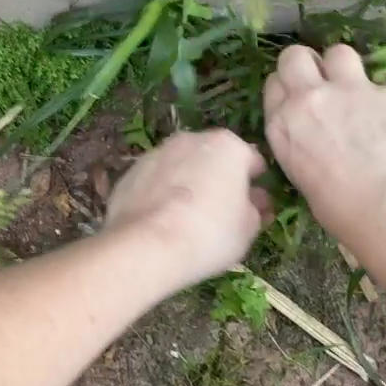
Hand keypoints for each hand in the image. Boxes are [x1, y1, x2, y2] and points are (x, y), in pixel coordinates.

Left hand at [102, 129, 268, 286]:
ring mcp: (156, 153)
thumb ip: (255, 208)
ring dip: (188, 183)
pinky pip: (155, 181)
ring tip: (188, 218)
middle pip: (213, 158)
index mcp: (227, 146)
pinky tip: (161, 220)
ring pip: (181, 167)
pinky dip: (160, 194)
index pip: (251, 160)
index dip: (255, 182)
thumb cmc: (210, 233)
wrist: (146, 246)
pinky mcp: (130, 172)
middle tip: (222, 211)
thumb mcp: (248, 228)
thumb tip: (255, 201)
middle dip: (219, 179)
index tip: (255, 203)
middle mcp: (190, 140)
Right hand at [263, 44, 385, 240]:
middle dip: (308, 65)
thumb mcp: (301, 176)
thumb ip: (302, 143)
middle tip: (324, 83)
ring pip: (340, 53)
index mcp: (283, 124)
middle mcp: (310, 98)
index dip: (288, 88)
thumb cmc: (341, 211)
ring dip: (347, 70)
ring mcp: (353, 89)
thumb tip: (317, 139)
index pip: (274, 83)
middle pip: (296, 56)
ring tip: (360, 95)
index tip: (300, 99)